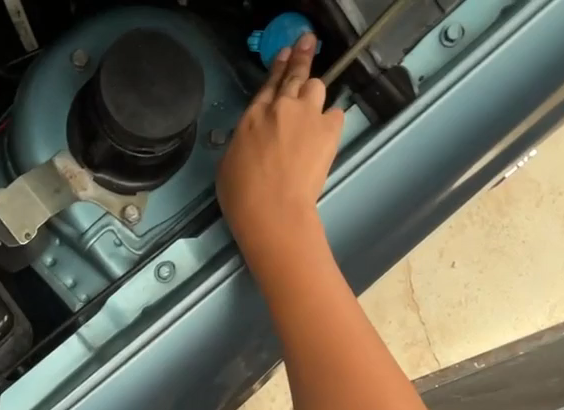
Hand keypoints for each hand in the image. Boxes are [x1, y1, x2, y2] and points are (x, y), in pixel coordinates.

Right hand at [216, 33, 344, 254]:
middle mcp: (281, 107)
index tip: (285, 55)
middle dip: (300, 58)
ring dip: (313, 94)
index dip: (278, 68)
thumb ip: (244, 142)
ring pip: (316, 87)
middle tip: (306, 44)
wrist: (273, 211)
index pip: (268, 84)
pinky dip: (330, 120)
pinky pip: (335, 113)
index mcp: (252, 117)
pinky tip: (325, 133)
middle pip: (294, 75)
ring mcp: (307, 114)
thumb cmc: (242, 196)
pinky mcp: (329, 129)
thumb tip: (254, 139)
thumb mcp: (228, 165)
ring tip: (312, 105)